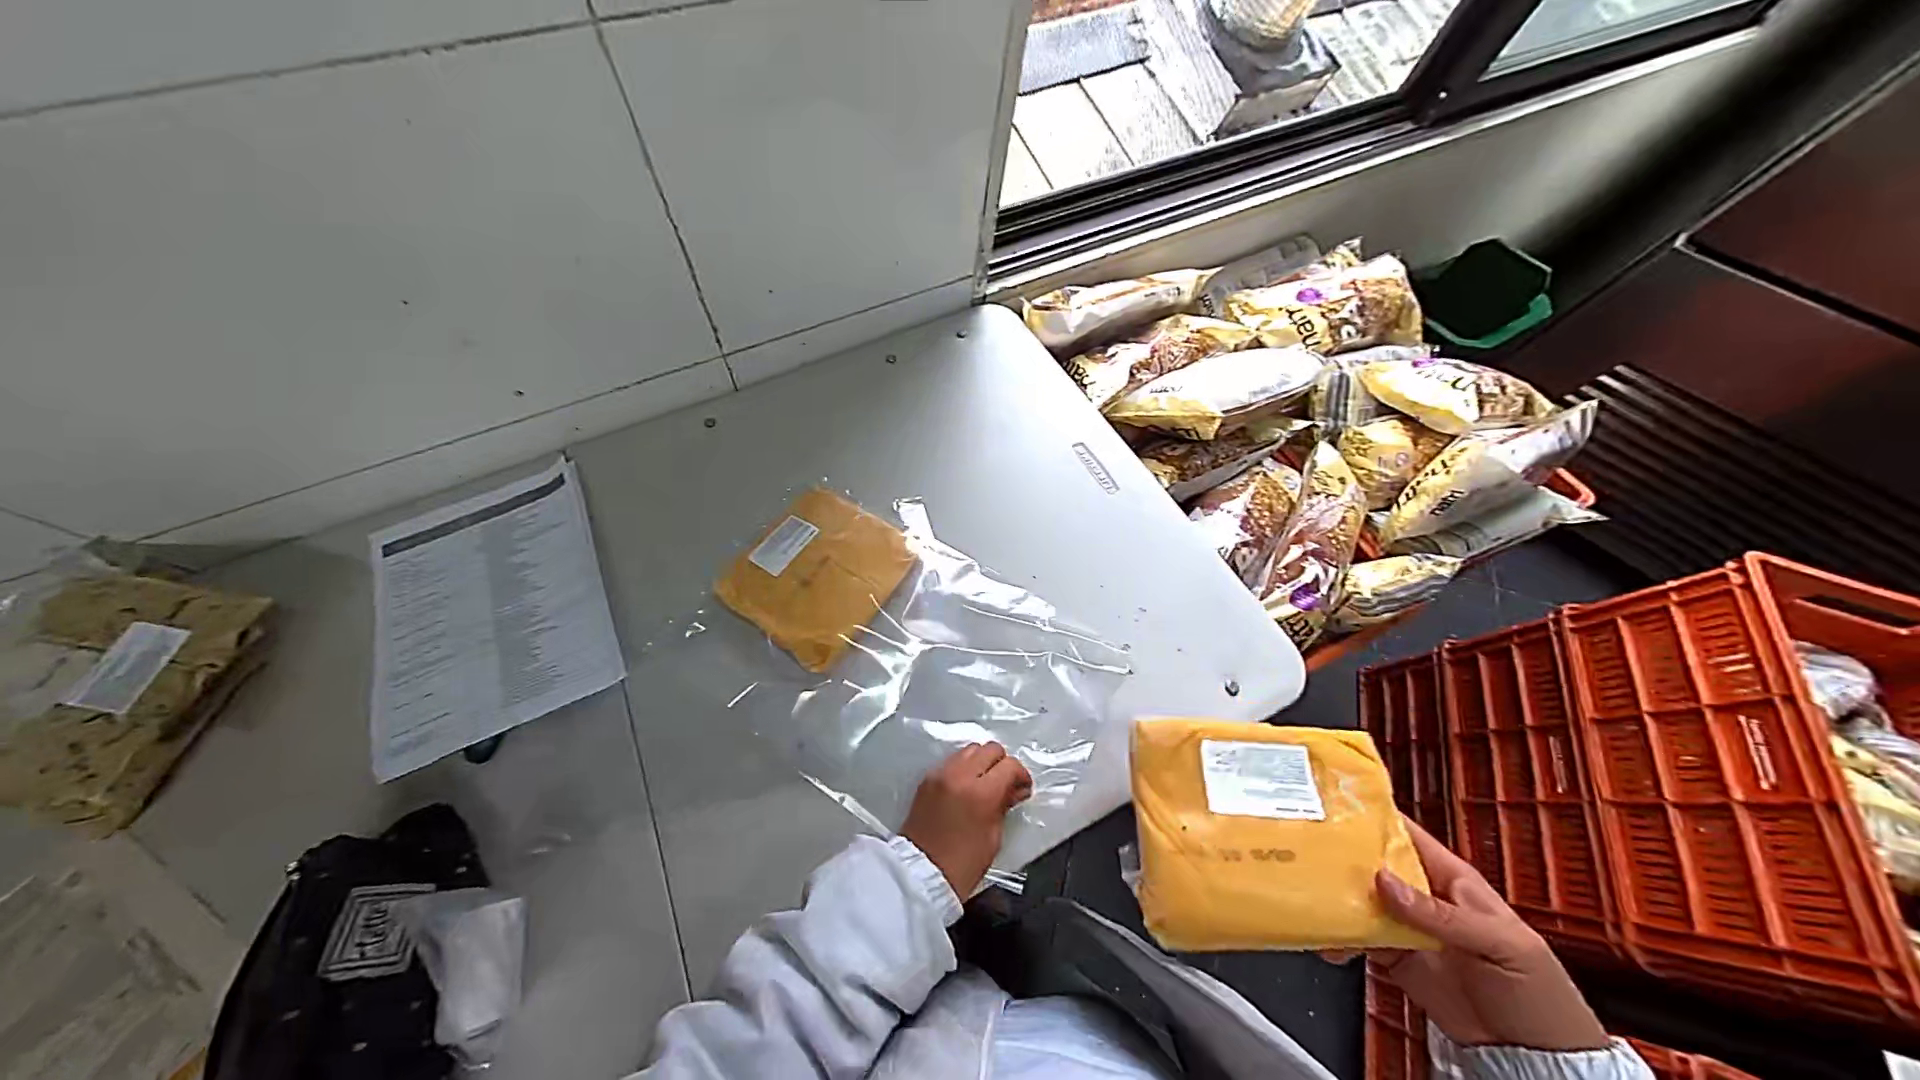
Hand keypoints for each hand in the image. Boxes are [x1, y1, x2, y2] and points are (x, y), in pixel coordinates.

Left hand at [900, 742, 1033, 896]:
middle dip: (1002, 764)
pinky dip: (963, 767)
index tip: (1022, 788)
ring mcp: (940, 774)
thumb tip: (1013, 790)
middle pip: (990, 749)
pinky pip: (952, 761)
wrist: (921, 873)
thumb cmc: (962, 864)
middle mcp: (959, 776)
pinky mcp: (927, 779)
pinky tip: (966, 786)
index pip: (1010, 765)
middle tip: (1005, 784)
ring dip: (981, 762)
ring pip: (970, 749)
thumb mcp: (994, 837)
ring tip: (985, 783)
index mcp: (981, 793)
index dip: (1021, 775)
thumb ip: (1004, 805)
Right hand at [1330, 818, 1608, 1051]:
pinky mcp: (1394, 957)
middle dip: (1342, 856)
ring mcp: (1405, 926)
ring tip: (1311, 898)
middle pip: (1372, 863)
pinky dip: (1338, 938)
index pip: (1408, 835)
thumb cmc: (1539, 993)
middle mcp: (1421, 896)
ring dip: (1335, 899)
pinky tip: (1327, 940)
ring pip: (1359, 899)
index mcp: (1450, 879)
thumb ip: (1443, 914)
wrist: (1538, 1058)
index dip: (1375, 817)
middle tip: (1306, 849)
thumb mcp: (1502, 945)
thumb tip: (1384, 880)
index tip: (1336, 803)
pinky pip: (1358, 939)